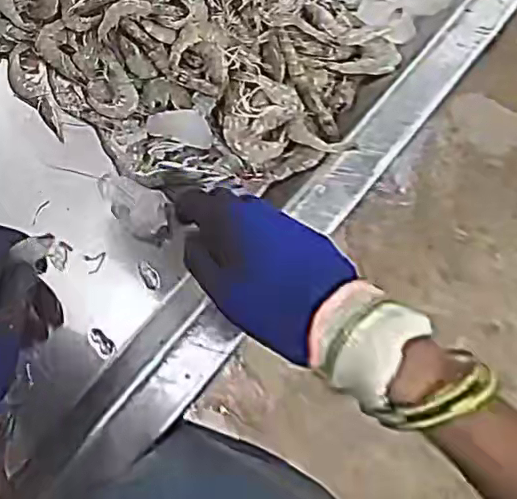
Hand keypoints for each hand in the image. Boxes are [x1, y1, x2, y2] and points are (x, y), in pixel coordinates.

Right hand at [174, 188, 355, 365]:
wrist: (336, 317)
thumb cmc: (271, 305)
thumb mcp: (222, 290)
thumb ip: (198, 260)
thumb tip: (191, 242)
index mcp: (226, 217)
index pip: (193, 198)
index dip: (182, 208)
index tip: (180, 220)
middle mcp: (253, 208)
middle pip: (222, 199)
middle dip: (210, 213)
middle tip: (203, 235)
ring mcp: (280, 217)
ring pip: (247, 211)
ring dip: (235, 224)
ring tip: (232, 251)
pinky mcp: (304, 231)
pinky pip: (270, 224)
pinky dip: (259, 234)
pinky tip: (262, 259)